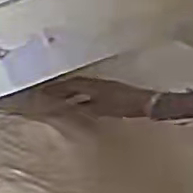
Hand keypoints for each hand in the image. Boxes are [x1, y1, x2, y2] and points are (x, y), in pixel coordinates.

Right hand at [42, 76, 158, 119]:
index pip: (69, 85)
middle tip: (48, 93)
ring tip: (61, 96)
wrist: (150, 104)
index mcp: (92, 85)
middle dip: (61, 87)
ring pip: (83, 85)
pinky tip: (79, 100)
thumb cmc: (123, 106)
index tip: (41, 91)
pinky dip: (81, 93)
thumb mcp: (99, 109)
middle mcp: (98, 82)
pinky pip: (91, 89)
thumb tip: (63, 106)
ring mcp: (107, 85)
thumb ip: (80, 107)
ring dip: (71, 90)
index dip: (54, 88)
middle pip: (75, 83)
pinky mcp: (113, 90)